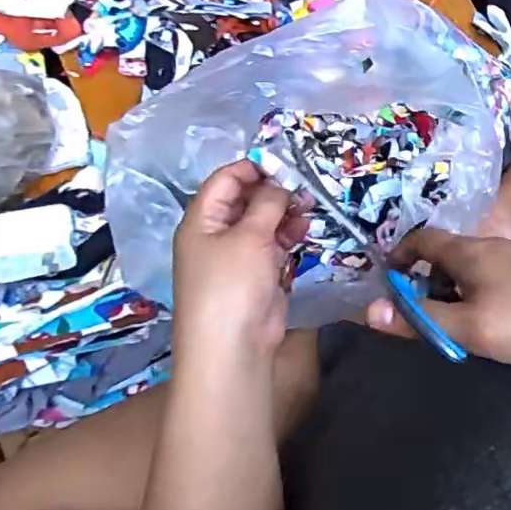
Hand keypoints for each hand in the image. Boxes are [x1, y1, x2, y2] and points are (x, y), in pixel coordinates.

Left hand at [172, 161, 311, 357]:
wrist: (233, 344)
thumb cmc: (232, 283)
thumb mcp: (250, 236)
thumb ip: (268, 203)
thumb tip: (282, 182)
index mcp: (201, 220)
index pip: (224, 180)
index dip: (253, 169)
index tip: (287, 165)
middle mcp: (217, 234)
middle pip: (246, 199)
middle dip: (275, 190)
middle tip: (305, 187)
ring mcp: (238, 254)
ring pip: (264, 221)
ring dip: (285, 212)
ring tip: (309, 208)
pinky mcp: (258, 272)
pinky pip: (274, 243)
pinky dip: (288, 234)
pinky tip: (304, 230)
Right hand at [363, 229, 510, 367]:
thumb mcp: (468, 327)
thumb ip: (419, 320)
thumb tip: (367, 311)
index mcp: (471, 251)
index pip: (423, 239)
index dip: (399, 256)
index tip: (386, 279)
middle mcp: (495, 246)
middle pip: (447, 252)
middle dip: (425, 276)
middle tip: (413, 309)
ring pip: (473, 266)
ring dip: (452, 286)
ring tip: (447, 318)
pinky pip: (494, 277)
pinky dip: (477, 292)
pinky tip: (487, 318)